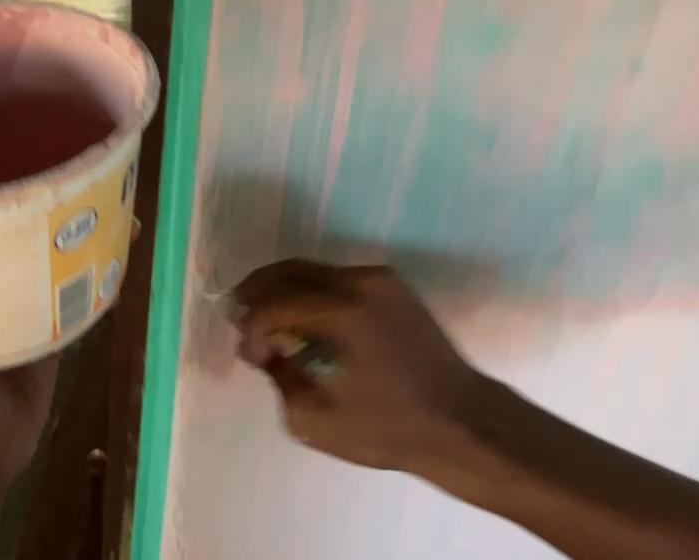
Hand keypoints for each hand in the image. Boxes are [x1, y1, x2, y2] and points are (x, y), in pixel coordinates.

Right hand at [231, 258, 484, 474]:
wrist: (458, 419)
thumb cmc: (386, 428)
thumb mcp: (315, 419)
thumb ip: (281, 375)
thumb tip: (267, 348)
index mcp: (340, 312)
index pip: (274, 303)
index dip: (251, 326)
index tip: (248, 355)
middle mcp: (358, 282)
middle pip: (290, 271)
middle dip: (258, 292)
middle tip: (239, 316)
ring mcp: (379, 278)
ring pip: (314, 270)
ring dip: (285, 289)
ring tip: (269, 318)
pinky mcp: (393, 285)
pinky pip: (339, 278)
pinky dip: (314, 292)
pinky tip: (307, 318)